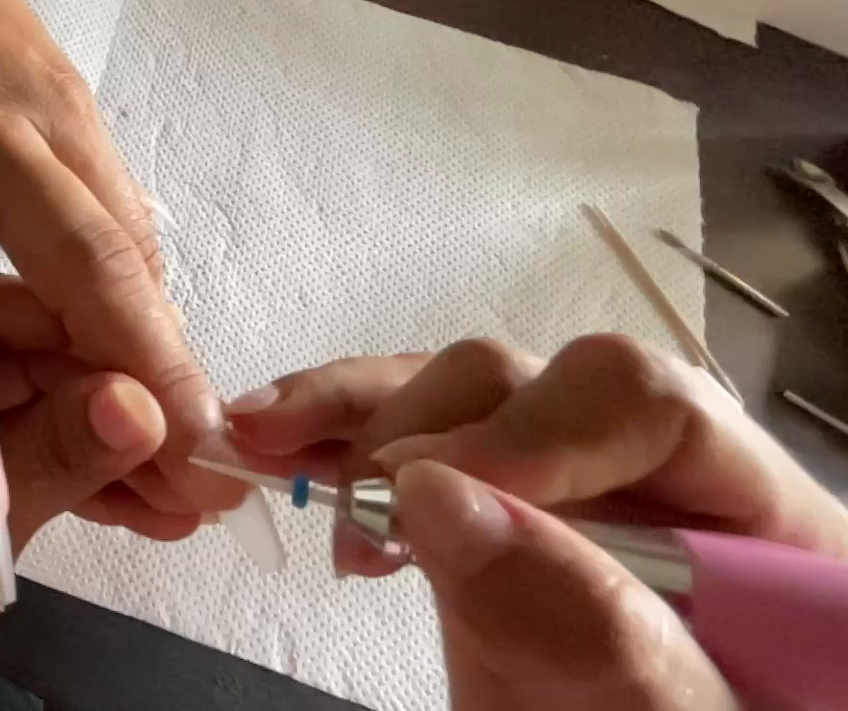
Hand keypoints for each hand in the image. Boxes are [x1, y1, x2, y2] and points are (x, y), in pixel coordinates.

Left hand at [0, 273, 177, 710]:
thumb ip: (52, 455)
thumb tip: (144, 397)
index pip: (0, 316)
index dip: (80, 327)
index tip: (161, 358)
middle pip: (43, 370)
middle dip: (122, 400)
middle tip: (201, 441)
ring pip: (62, 425)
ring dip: (131, 455)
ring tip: (201, 494)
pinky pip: (65, 474)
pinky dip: (114, 492)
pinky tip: (168, 516)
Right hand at [226, 335, 847, 709]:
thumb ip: (593, 633)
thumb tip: (430, 492)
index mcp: (749, 519)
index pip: (637, 401)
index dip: (522, 430)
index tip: (420, 496)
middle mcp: (639, 472)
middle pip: (515, 380)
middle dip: (403, 427)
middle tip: (342, 509)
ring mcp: (541, 477)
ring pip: (430, 389)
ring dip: (338, 417)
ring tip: (265, 450)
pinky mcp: (466, 496)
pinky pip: (386, 428)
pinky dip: (322, 435)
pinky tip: (280, 457)